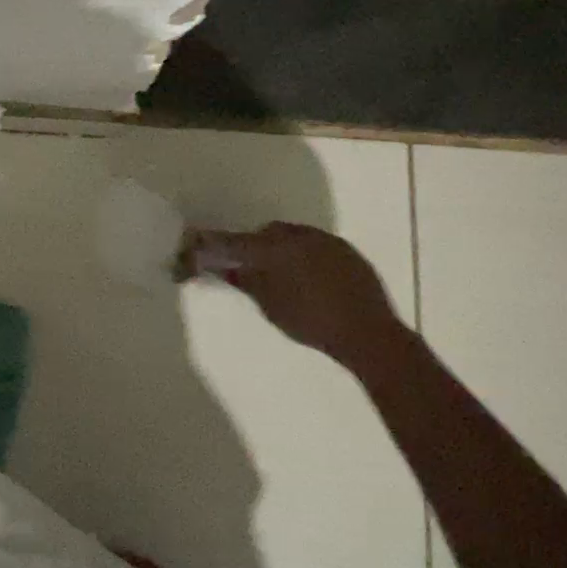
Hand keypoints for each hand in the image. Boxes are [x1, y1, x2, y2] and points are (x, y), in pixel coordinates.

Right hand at [186, 222, 406, 369]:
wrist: (369, 334)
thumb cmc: (311, 322)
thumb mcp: (270, 305)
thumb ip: (245, 280)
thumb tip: (224, 267)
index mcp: (275, 248)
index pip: (235, 242)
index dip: (214, 243)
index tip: (196, 243)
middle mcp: (299, 235)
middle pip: (266, 233)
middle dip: (253, 246)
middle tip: (247, 267)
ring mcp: (326, 241)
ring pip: (292, 237)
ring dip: (280, 249)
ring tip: (281, 274)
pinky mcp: (347, 251)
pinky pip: (315, 245)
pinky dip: (304, 255)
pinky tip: (309, 278)